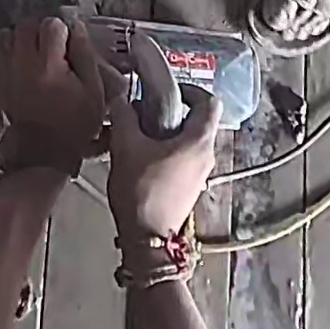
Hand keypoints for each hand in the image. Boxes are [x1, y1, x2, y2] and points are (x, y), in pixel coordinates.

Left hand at [0, 17, 106, 171]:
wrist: (43, 152)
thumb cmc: (73, 124)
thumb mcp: (93, 91)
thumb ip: (85, 55)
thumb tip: (77, 29)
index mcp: (48, 64)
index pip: (51, 24)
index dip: (64, 32)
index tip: (70, 47)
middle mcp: (22, 64)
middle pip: (25, 25)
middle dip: (40, 30)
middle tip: (53, 47)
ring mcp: (5, 72)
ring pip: (6, 35)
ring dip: (21, 39)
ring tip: (35, 54)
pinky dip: (6, 54)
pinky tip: (21, 65)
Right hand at [103, 68, 220, 239]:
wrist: (147, 239)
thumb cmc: (141, 189)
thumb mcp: (126, 146)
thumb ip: (124, 115)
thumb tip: (120, 96)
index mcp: (199, 141)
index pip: (209, 101)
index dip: (189, 89)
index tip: (165, 90)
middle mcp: (207, 155)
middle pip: (198, 120)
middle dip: (172, 110)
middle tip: (144, 110)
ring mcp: (201, 173)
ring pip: (190, 139)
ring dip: (168, 131)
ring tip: (139, 132)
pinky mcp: (191, 186)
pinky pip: (185, 157)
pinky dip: (168, 149)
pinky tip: (142, 155)